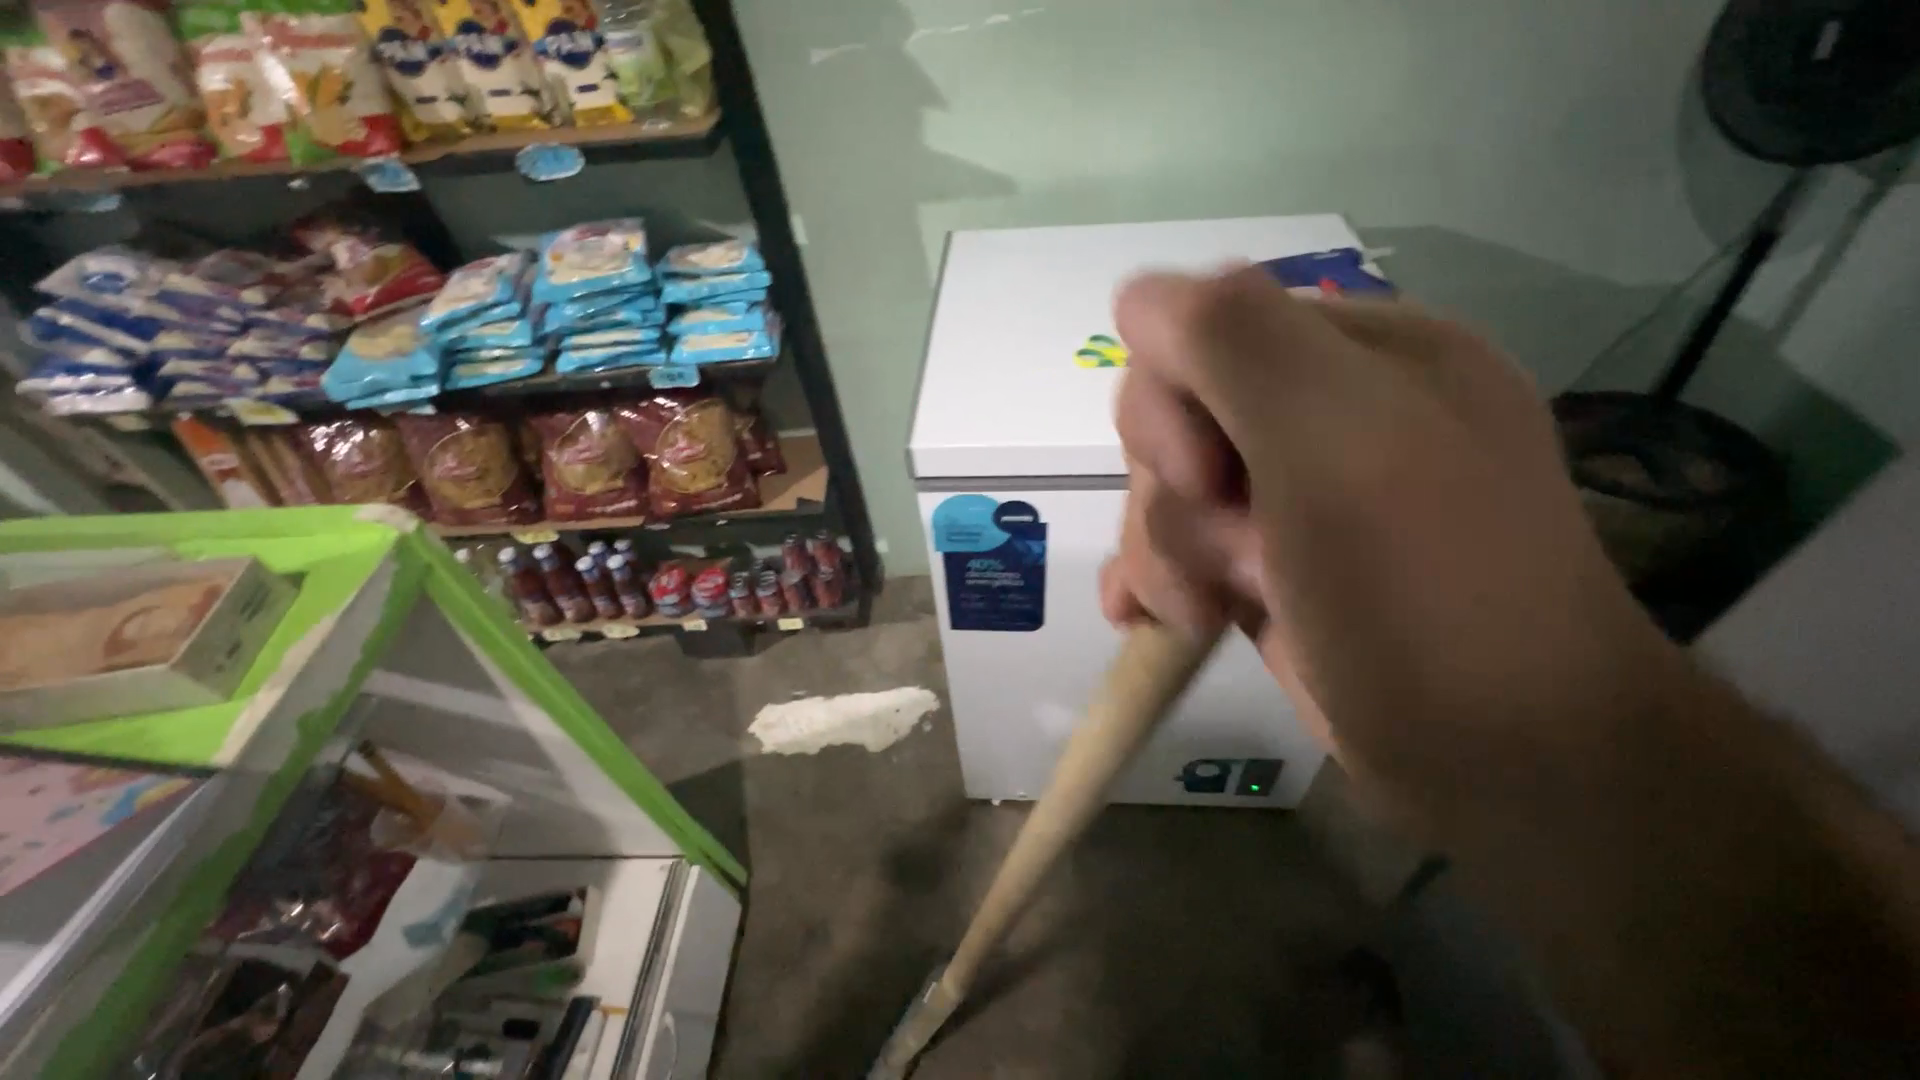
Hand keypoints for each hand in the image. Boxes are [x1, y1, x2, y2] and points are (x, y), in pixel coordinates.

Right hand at [1100, 268, 1679, 817]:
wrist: (1502, 759)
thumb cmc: (1426, 590)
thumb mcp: (1339, 439)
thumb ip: (1235, 340)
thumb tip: (1139, 299)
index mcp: (1362, 357)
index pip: (1204, 330)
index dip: (1176, 401)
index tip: (1209, 476)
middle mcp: (1328, 419)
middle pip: (1174, 418)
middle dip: (1172, 495)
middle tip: (1231, 556)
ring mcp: (1296, 504)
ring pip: (1166, 496)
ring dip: (1163, 554)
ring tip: (1206, 612)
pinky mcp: (1272, 574)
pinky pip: (1177, 553)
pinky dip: (1152, 583)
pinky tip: (1149, 620)